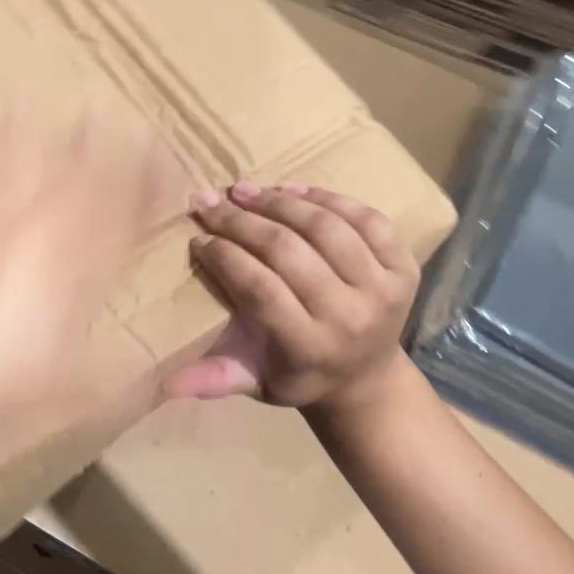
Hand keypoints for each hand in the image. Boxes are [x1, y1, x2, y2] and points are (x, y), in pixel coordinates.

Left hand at [0, 108, 179, 476]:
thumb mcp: (42, 408)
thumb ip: (105, 377)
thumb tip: (149, 364)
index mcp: (63, 277)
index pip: (123, 217)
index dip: (152, 189)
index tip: (172, 172)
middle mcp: (23, 231)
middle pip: (80, 174)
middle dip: (114, 150)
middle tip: (133, 131)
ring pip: (25, 155)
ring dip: (57, 130)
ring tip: (77, 108)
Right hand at [166, 181, 417, 413]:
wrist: (366, 380)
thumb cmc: (296, 377)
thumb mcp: (252, 384)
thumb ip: (213, 379)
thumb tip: (167, 383)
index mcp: (308, 346)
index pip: (261, 288)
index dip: (226, 257)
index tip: (198, 238)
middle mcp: (350, 316)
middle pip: (290, 251)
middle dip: (242, 221)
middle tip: (209, 202)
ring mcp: (384, 288)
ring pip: (327, 228)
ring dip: (280, 202)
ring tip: (244, 191)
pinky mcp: (406, 267)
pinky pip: (368, 220)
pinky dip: (328, 199)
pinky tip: (292, 189)